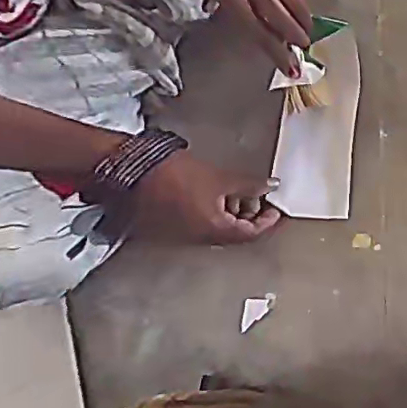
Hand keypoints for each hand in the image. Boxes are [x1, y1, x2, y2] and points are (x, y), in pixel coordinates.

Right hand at [132, 149, 280, 243]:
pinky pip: (201, 223)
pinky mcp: (170, 226)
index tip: (275, 211)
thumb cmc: (174, 174)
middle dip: (250, 216)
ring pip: (218, 229)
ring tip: (236, 192)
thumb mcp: (221, 178)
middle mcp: (199, 238)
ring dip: (232, 214)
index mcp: (214, 230)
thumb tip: (271, 186)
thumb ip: (251, 186)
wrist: (131, 169)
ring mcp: (183, 234)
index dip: (267, 221)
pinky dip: (214, 213)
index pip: (251, 233)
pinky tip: (215, 195)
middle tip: (257, 198)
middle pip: (236, 233)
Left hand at [193, 0, 314, 77]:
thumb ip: (241, 16)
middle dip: (296, 37)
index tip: (290, 69)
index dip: (276, 51)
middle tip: (303, 49)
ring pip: (295, 5)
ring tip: (306, 34)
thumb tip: (267, 38)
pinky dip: (302, 7)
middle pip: (281, 17)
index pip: (257, 29)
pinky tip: (303, 15)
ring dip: (304, 23)